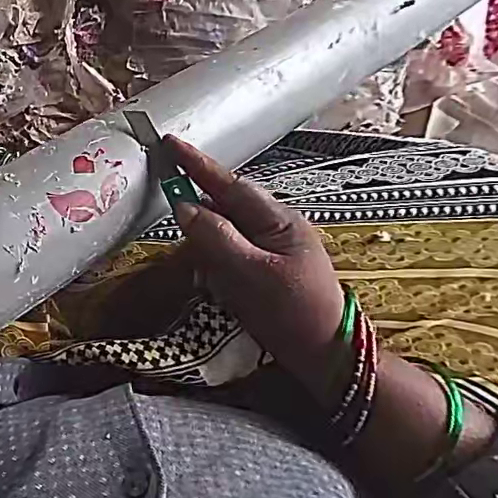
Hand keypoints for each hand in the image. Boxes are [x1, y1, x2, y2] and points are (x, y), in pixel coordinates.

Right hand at [164, 136, 346, 380]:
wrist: (327, 355)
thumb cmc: (294, 312)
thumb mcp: (252, 273)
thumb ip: (216, 237)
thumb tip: (183, 207)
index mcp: (278, 220)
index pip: (229, 184)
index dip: (197, 163)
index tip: (170, 142)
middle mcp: (273, 226)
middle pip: (223, 205)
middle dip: (198, 211)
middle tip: (178, 220)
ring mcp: (268, 246)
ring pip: (221, 229)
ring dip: (206, 244)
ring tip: (209, 270)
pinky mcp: (261, 266)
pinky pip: (226, 251)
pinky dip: (214, 261)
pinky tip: (217, 280)